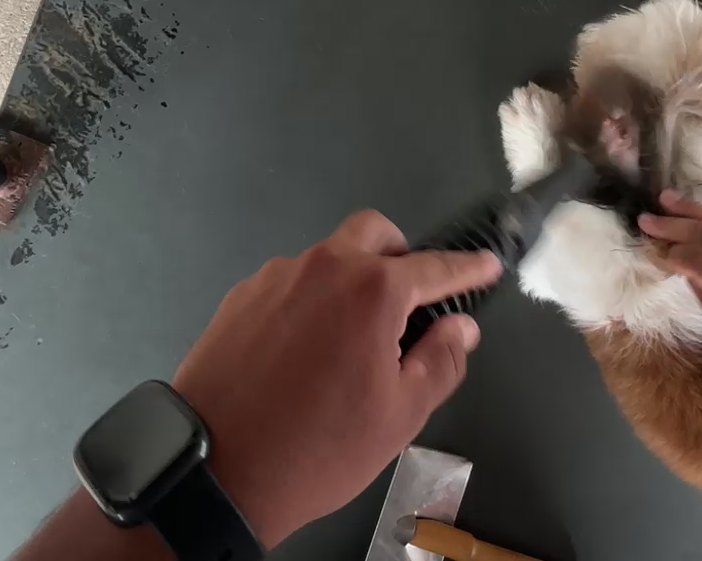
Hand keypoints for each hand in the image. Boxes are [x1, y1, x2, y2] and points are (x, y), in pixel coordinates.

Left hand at [171, 210, 500, 546]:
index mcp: (372, 290)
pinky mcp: (243, 292)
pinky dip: (311, 298)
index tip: (487, 264)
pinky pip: (293, 280)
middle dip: (400, 253)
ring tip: (346, 339)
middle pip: (374, 231)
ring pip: (329, 255)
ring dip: (350, 278)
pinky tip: (302, 348)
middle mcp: (325, 265)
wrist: (214, 470)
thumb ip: (440, 360)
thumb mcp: (398, 416)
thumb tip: (459, 326)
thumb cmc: (319, 446)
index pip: (435, 268)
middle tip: (406, 298)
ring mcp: (279, 273)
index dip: (467, 267)